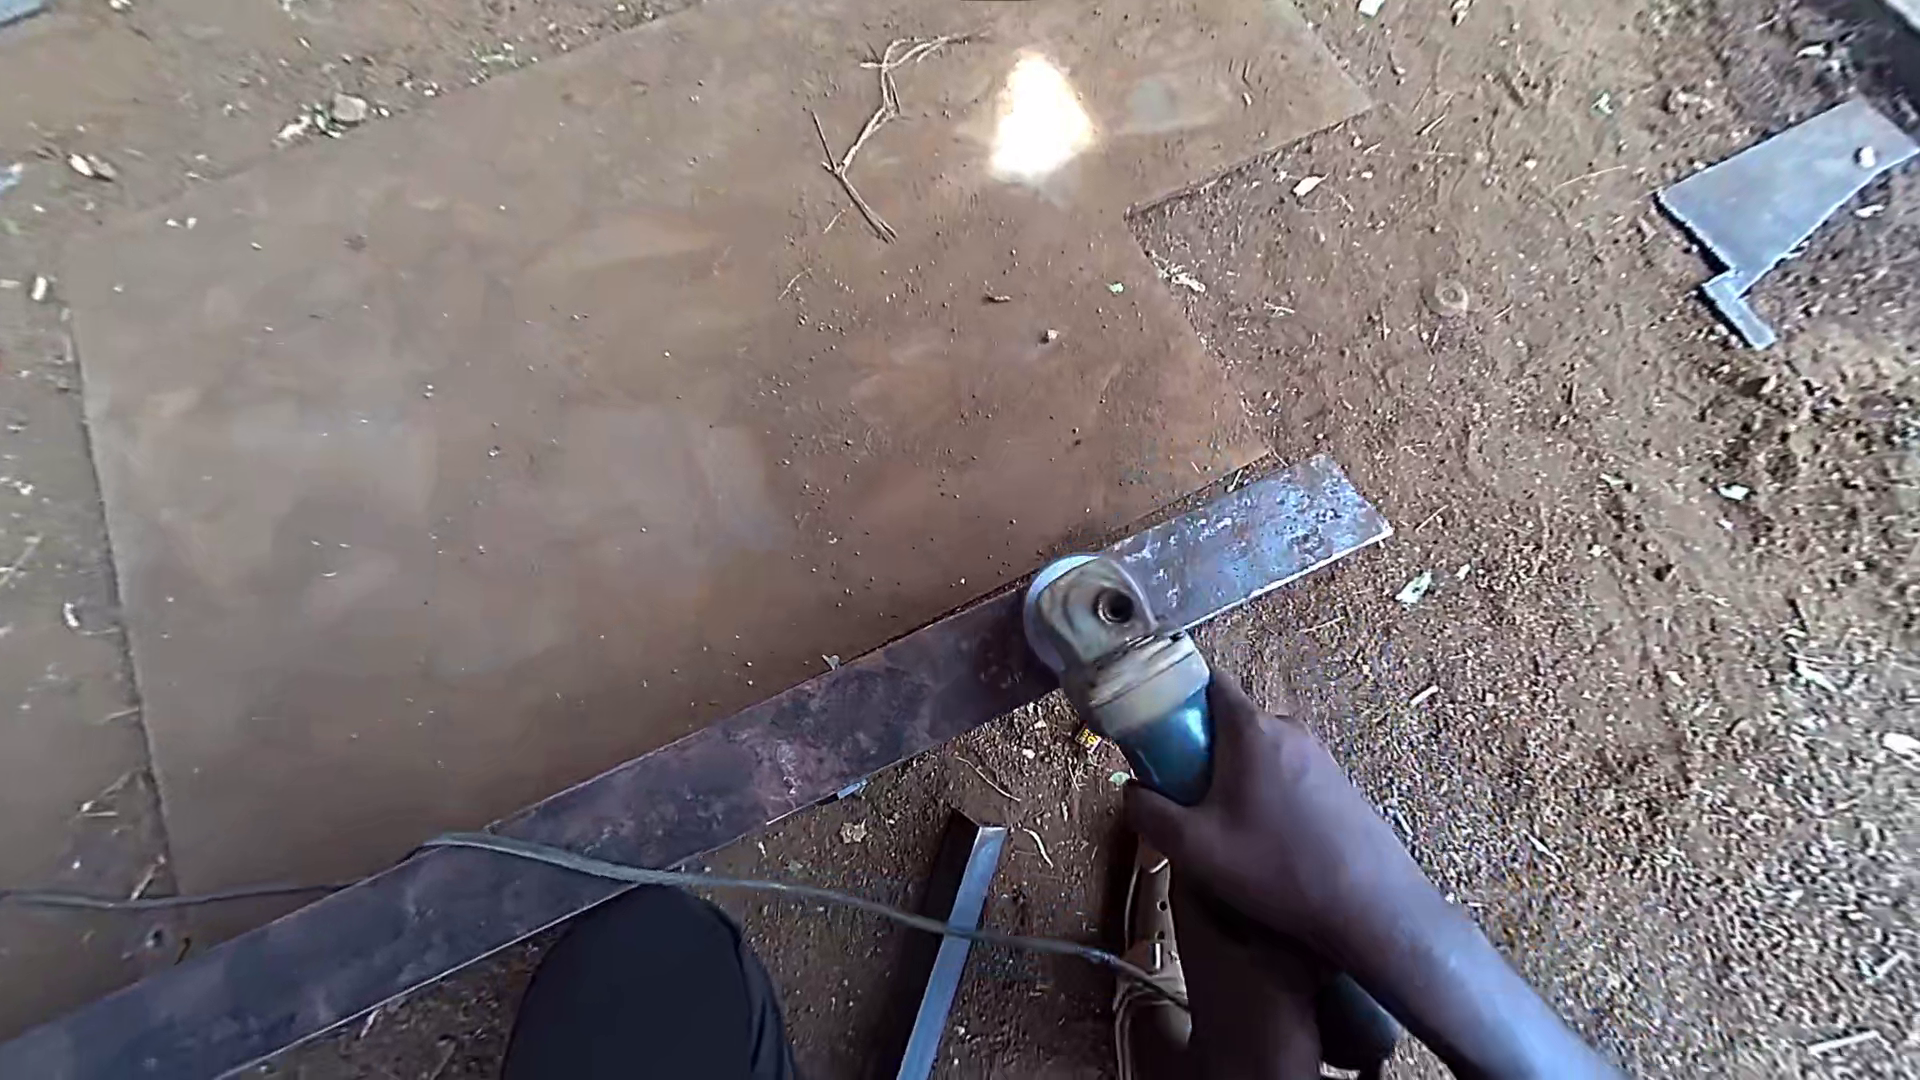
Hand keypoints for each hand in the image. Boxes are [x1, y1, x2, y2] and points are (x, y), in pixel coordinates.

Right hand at [1131, 671, 1622, 1079]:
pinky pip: (1289, 767)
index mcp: (1252, 729)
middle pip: (1232, 716)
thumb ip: (1149, 812)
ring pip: (1261, 745)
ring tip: (1225, 816)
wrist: (1382, 916)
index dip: (1179, 690)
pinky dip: (1267, 783)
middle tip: (1184, 782)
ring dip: (1236, 766)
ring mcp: (1321, 756)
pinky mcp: (1342, 785)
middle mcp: (1288, 729)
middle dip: (1203, 740)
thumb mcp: (1195, 848)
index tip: (1158, 718)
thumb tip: (1131, 789)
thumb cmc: (1279, 869)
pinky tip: (1268, 833)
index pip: (1211, 679)